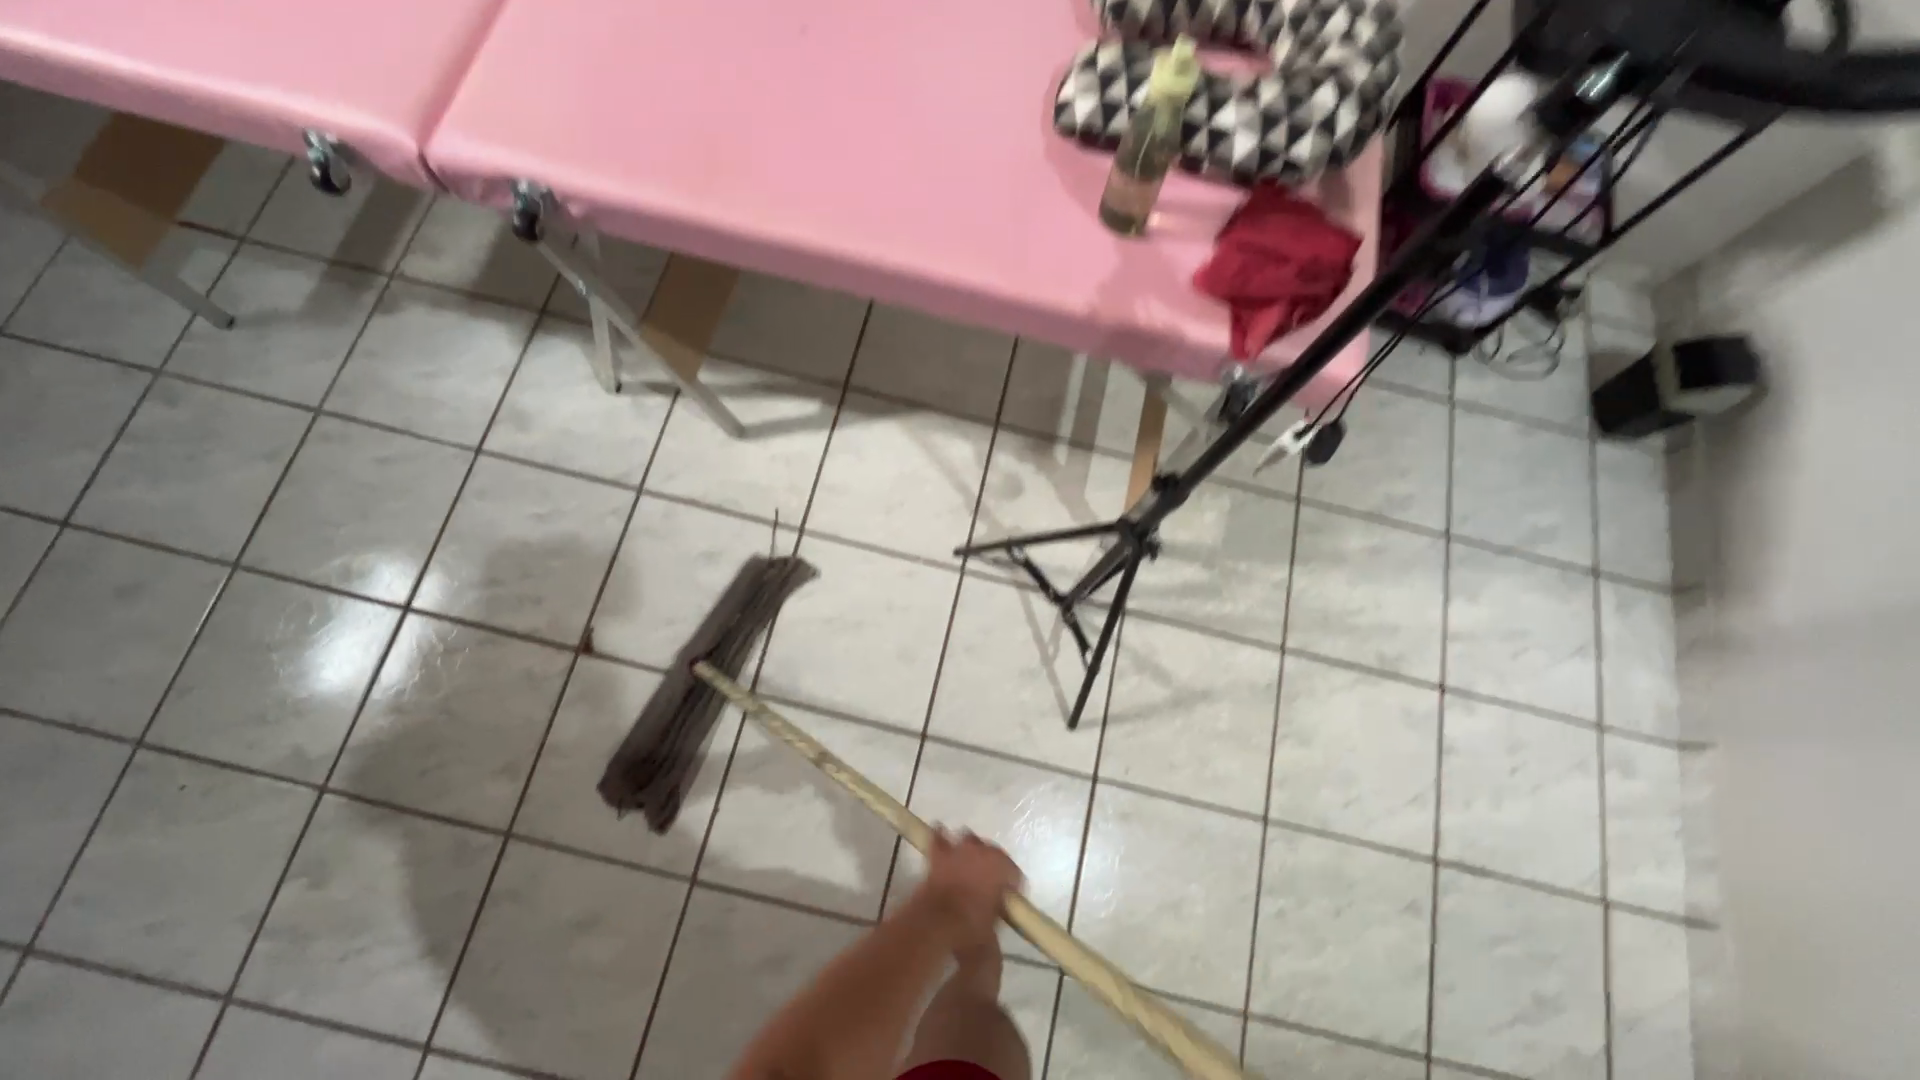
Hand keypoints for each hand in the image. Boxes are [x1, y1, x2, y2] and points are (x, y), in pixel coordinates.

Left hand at [915, 828, 1022, 945]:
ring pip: (969, 840)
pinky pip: (940, 838)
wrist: (936, 921)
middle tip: (990, 884)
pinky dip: (941, 838)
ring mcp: (960, 849)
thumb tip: (997, 918)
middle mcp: (984, 852)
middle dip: (993, 866)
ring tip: (968, 861)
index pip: (1015, 874)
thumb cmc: (969, 927)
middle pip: (994, 854)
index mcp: (1002, 868)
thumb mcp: (992, 929)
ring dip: (970, 850)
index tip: (1008, 899)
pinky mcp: (939, 853)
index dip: (1012, 887)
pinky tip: (941, 836)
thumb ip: (998, 916)